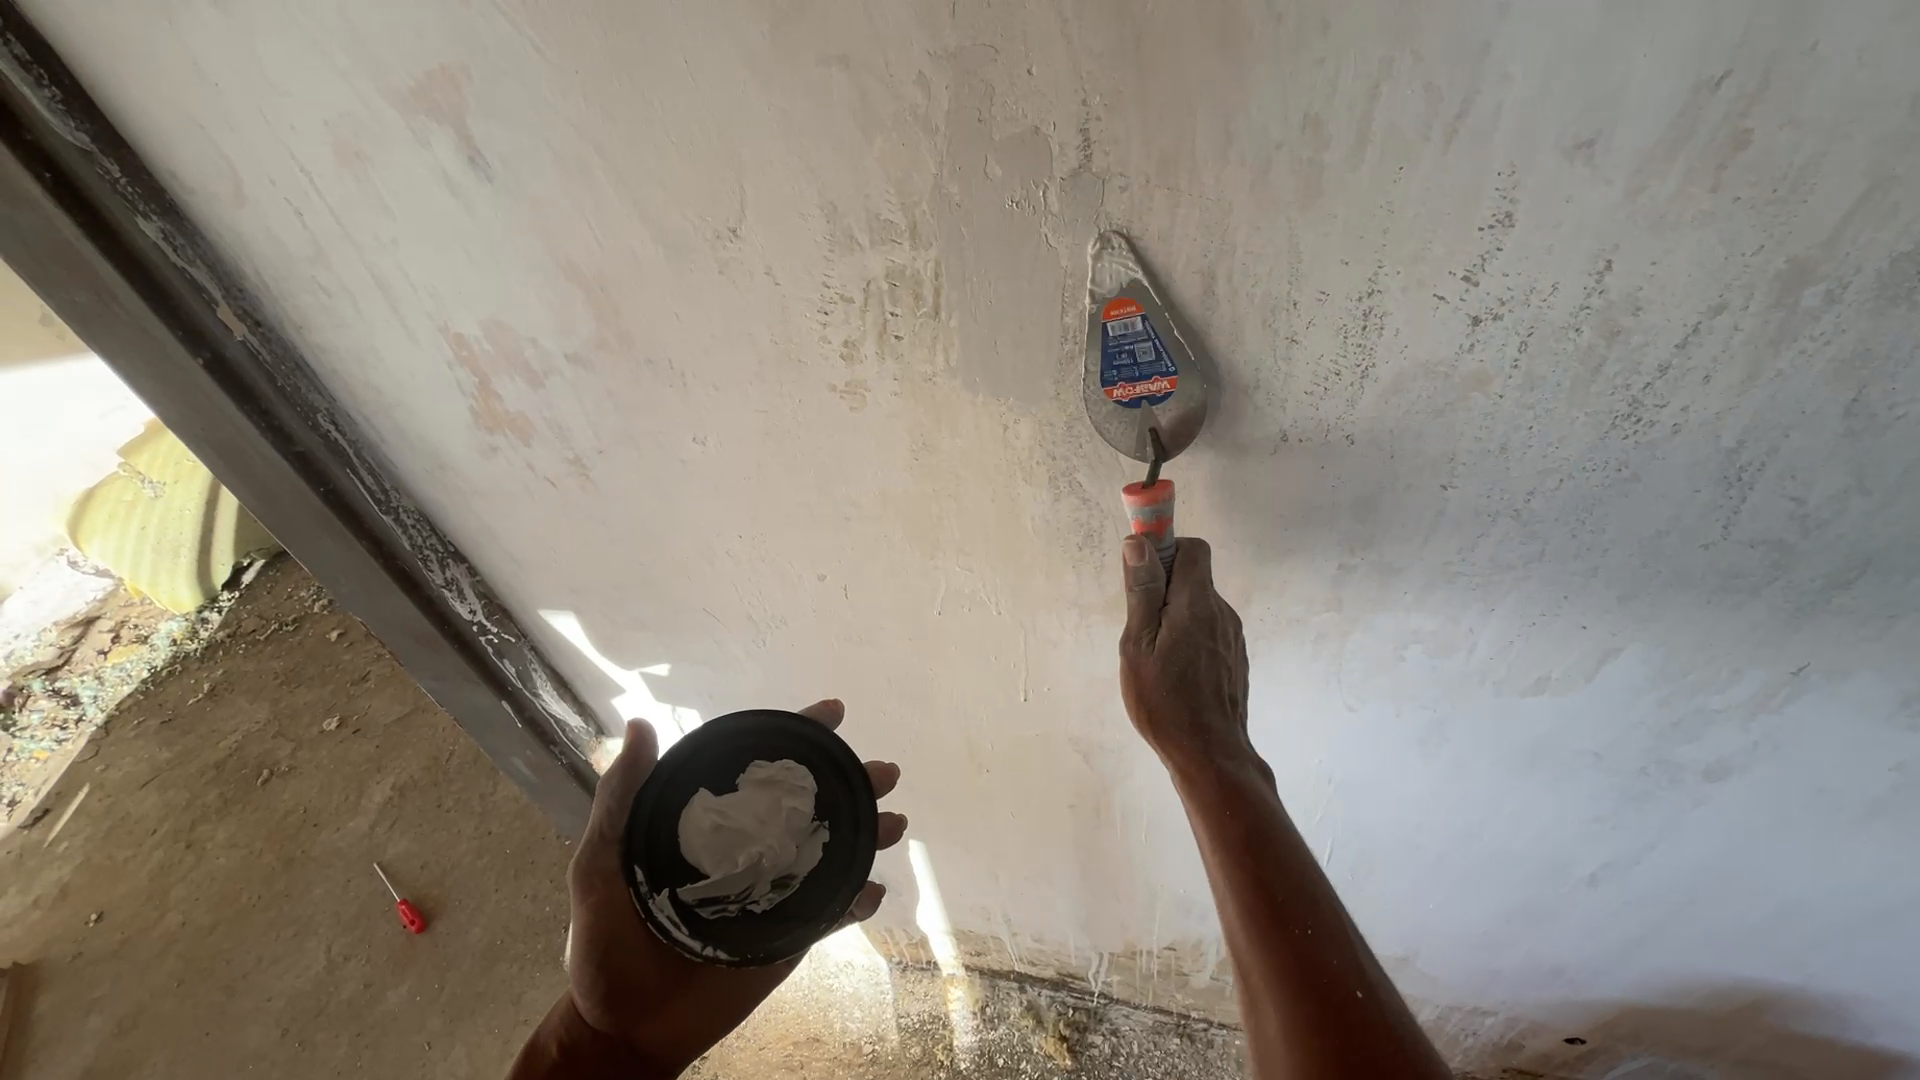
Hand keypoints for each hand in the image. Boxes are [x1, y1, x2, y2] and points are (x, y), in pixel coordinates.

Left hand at [563, 699, 906, 1074]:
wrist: (624, 1029)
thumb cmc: (605, 945)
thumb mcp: (599, 866)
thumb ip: (620, 801)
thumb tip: (640, 725)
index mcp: (716, 824)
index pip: (762, 767)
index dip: (800, 734)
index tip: (833, 712)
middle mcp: (754, 847)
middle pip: (813, 804)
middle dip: (854, 781)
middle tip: (883, 771)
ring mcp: (777, 891)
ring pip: (834, 852)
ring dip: (868, 833)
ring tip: (893, 823)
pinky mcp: (791, 936)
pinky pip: (833, 913)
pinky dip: (858, 900)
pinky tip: (872, 890)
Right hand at [1118, 535, 1251, 771]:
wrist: (1210, 753)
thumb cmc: (1165, 701)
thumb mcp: (1138, 645)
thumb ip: (1143, 592)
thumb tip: (1138, 543)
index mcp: (1197, 603)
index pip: (1192, 548)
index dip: (1166, 549)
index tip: (1141, 572)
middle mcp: (1221, 612)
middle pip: (1194, 576)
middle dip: (1163, 588)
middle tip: (1139, 626)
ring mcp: (1232, 636)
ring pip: (1199, 605)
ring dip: (1174, 615)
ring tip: (1154, 655)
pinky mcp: (1234, 657)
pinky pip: (1207, 629)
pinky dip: (1187, 636)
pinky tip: (1174, 670)